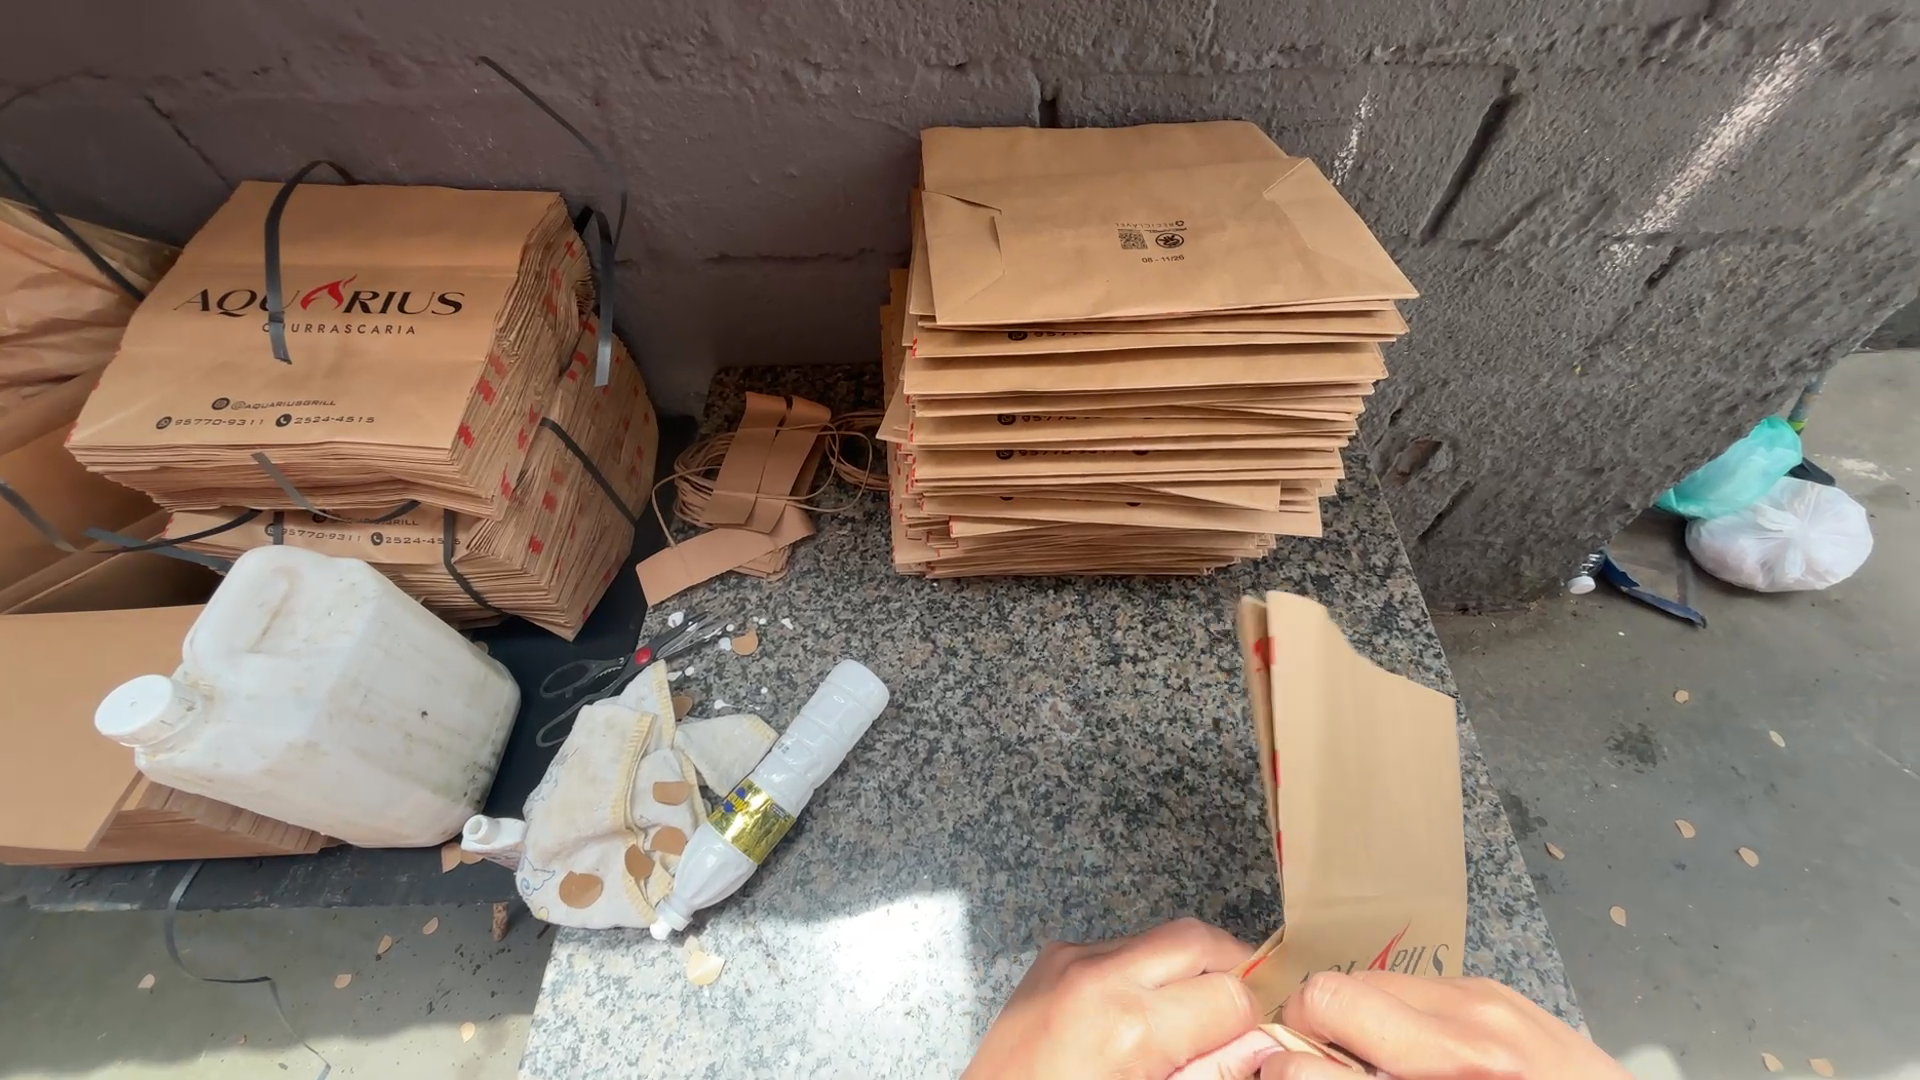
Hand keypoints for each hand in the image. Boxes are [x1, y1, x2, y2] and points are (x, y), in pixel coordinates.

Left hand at [964, 918, 1269, 1079]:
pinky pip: (1119, 946)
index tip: (1250, 1041)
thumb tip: (1265, 1044)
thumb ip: (1212, 1072)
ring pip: (1158, 936)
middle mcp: (1100, 974)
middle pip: (1196, 936)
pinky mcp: (1055, 953)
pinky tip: (1135, 1013)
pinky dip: (1142, 971)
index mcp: (1130, 1028)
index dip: (1250, 1019)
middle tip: (1237, 1011)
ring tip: (1182, 1019)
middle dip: (1229, 966)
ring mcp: (1072, 955)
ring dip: (1182, 968)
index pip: (1229, 992)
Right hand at [1262, 971, 1632, 1078]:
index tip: (1278, 1074)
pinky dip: (1394, 1017)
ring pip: (1363, 983)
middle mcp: (1469, 1029)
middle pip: (1330, 993)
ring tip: (1381, 1065)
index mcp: (1455, 1073)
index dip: (1286, 1060)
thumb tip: (1279, 1065)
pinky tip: (1422, 1055)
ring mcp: (1481, 999)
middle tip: (1322, 1067)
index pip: (1326, 1029)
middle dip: (1309, 1030)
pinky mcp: (1492, 987)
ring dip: (1353, 1023)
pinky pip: (1407, 985)